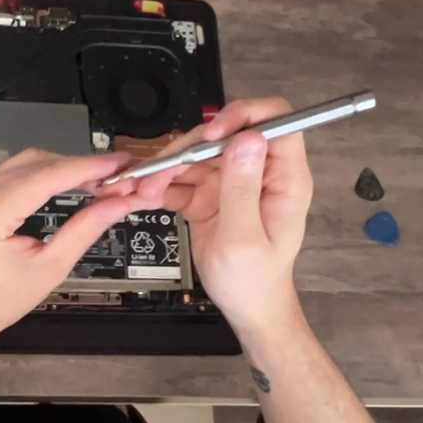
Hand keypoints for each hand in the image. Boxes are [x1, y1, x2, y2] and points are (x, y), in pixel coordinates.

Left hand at [0, 150, 141, 356]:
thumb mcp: (49, 268)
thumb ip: (84, 230)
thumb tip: (116, 204)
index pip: (43, 178)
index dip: (84, 167)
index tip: (115, 164)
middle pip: (35, 164)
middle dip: (78, 167)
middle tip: (113, 176)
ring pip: (25, 163)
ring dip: (62, 168)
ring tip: (96, 179)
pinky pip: (12, 173)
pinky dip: (43, 175)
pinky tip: (67, 182)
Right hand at [132, 98, 312, 338]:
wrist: (245, 305)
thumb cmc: (255, 280)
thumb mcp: (245, 238)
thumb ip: (243, 188)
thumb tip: (247, 139)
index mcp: (283, 178)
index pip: (273, 122)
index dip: (241, 117)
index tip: (210, 135)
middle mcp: (257, 173)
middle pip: (220, 137)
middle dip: (185, 151)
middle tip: (155, 174)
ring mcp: (230, 182)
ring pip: (194, 156)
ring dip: (163, 170)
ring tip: (139, 189)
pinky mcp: (208, 195)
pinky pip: (180, 180)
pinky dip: (158, 187)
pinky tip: (141, 196)